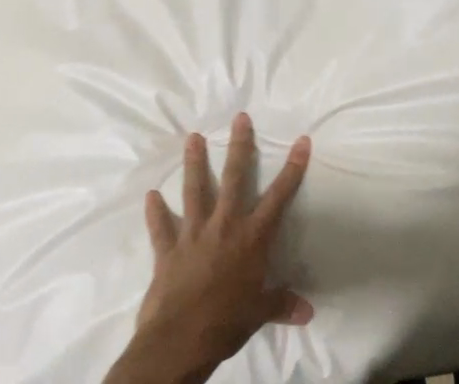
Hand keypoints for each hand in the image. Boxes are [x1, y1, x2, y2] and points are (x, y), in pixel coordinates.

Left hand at [105, 114, 312, 383]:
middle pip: (235, 178)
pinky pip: (160, 227)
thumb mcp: (261, 313)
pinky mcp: (167, 251)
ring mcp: (193, 235)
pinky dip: (155, 212)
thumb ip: (283, 304)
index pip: (280, 196)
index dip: (293, 167)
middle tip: (239, 118)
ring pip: (195, 191)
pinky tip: (151, 196)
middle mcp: (225, 226)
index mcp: (253, 237)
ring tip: (193, 138)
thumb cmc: (227, 321)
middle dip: (239, 146)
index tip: (301, 140)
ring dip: (195, 163)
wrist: (179, 340)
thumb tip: (308, 313)